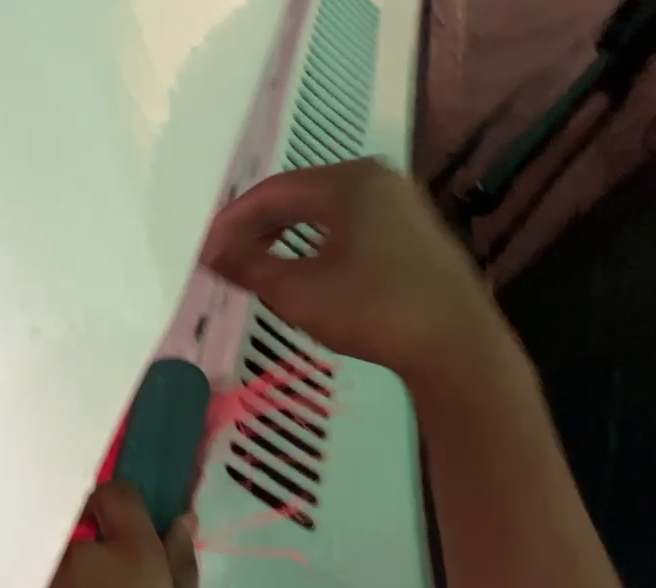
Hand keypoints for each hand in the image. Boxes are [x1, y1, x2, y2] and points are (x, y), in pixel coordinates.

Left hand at [0, 480, 205, 587]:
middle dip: (93, 552)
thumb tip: (182, 521)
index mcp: (132, 557)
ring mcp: (37, 579)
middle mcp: (78, 555)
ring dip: (68, 582)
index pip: (116, 495)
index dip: (121, 511)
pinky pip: (32, 587)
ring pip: (57, 562)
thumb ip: (182, 573)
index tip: (126, 541)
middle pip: (81, 529)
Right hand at [200, 158, 519, 393]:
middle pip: (298, 196)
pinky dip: (314, 242)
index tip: (204, 252)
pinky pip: (347, 225)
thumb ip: (248, 267)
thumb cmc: (369, 308)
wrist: (451, 340)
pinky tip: (302, 270)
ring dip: (283, 236)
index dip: (231, 222)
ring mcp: (399, 203)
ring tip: (255, 266)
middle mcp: (375, 180)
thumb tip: (212, 256)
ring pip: (323, 211)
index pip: (271, 191)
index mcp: (347, 182)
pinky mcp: (410, 230)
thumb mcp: (296, 291)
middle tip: (224, 260)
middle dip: (255, 228)